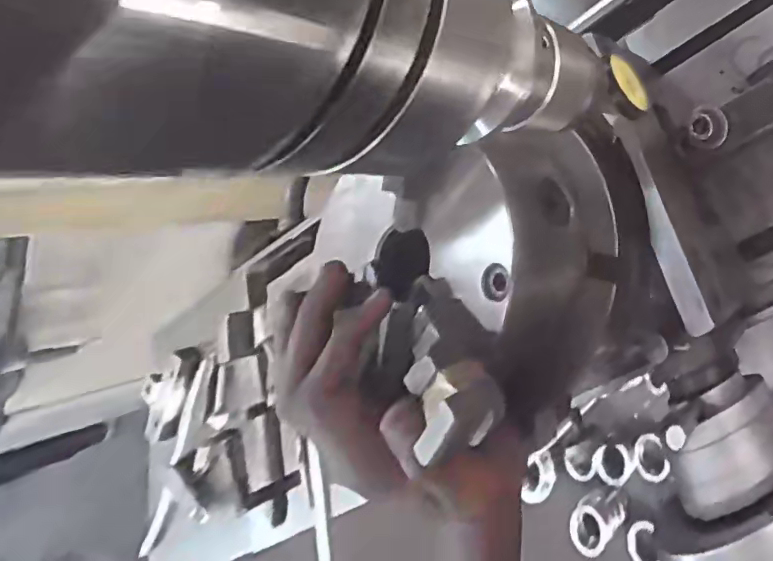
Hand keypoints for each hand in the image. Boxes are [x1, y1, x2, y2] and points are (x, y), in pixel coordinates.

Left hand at [274, 262, 523, 523]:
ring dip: (301, 328)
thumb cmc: (477, 487)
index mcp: (359, 458)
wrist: (478, 500)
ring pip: (295, 380)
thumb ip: (432, 458)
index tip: (384, 297)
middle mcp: (337, 445)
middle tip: (338, 272)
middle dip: (311, 323)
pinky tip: (326, 311)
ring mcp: (340, 432)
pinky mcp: (354, 415)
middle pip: (298, 383)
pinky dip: (311, 340)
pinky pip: (311, 375)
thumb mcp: (466, 479)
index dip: (345, 339)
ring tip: (320, 283)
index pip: (325, 395)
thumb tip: (395, 414)